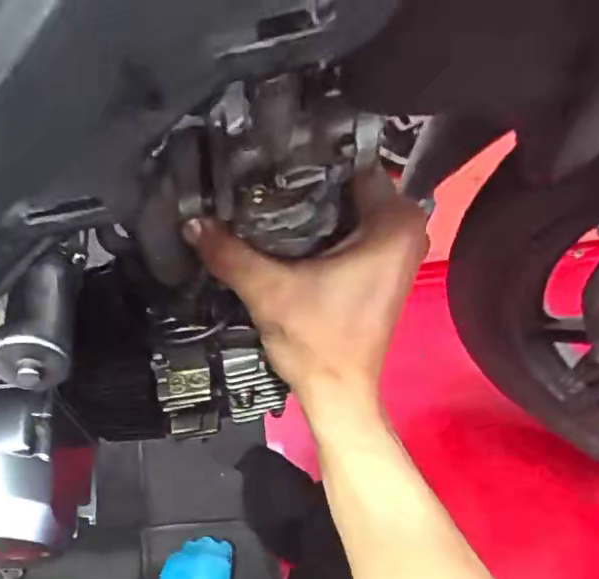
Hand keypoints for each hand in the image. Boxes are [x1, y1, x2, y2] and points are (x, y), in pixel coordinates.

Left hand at [154, 536, 234, 578]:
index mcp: (216, 560)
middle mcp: (197, 554)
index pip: (222, 546)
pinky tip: (183, 574)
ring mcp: (180, 559)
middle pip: (204, 543)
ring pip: (189, 548)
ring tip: (195, 567)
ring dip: (193, 555)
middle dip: (207, 550)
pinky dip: (181, 564)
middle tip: (209, 561)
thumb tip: (219, 568)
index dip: (222, 552)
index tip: (223, 558)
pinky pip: (177, 559)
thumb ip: (221, 574)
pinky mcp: (167, 567)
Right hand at [184, 170, 428, 416]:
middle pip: (345, 188)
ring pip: (345, 213)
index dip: (304, 164)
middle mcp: (404, 230)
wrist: (336, 395)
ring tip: (265, 206)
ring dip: (309, 213)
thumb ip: (231, 254)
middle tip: (259, 183)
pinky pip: (347, 236)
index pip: (347, 164)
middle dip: (303, 188)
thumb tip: (193, 223)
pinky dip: (320, 236)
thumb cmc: (318, 344)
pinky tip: (285, 238)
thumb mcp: (269, 292)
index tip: (267, 163)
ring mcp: (395, 253)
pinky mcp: (379, 274)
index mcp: (394, 222)